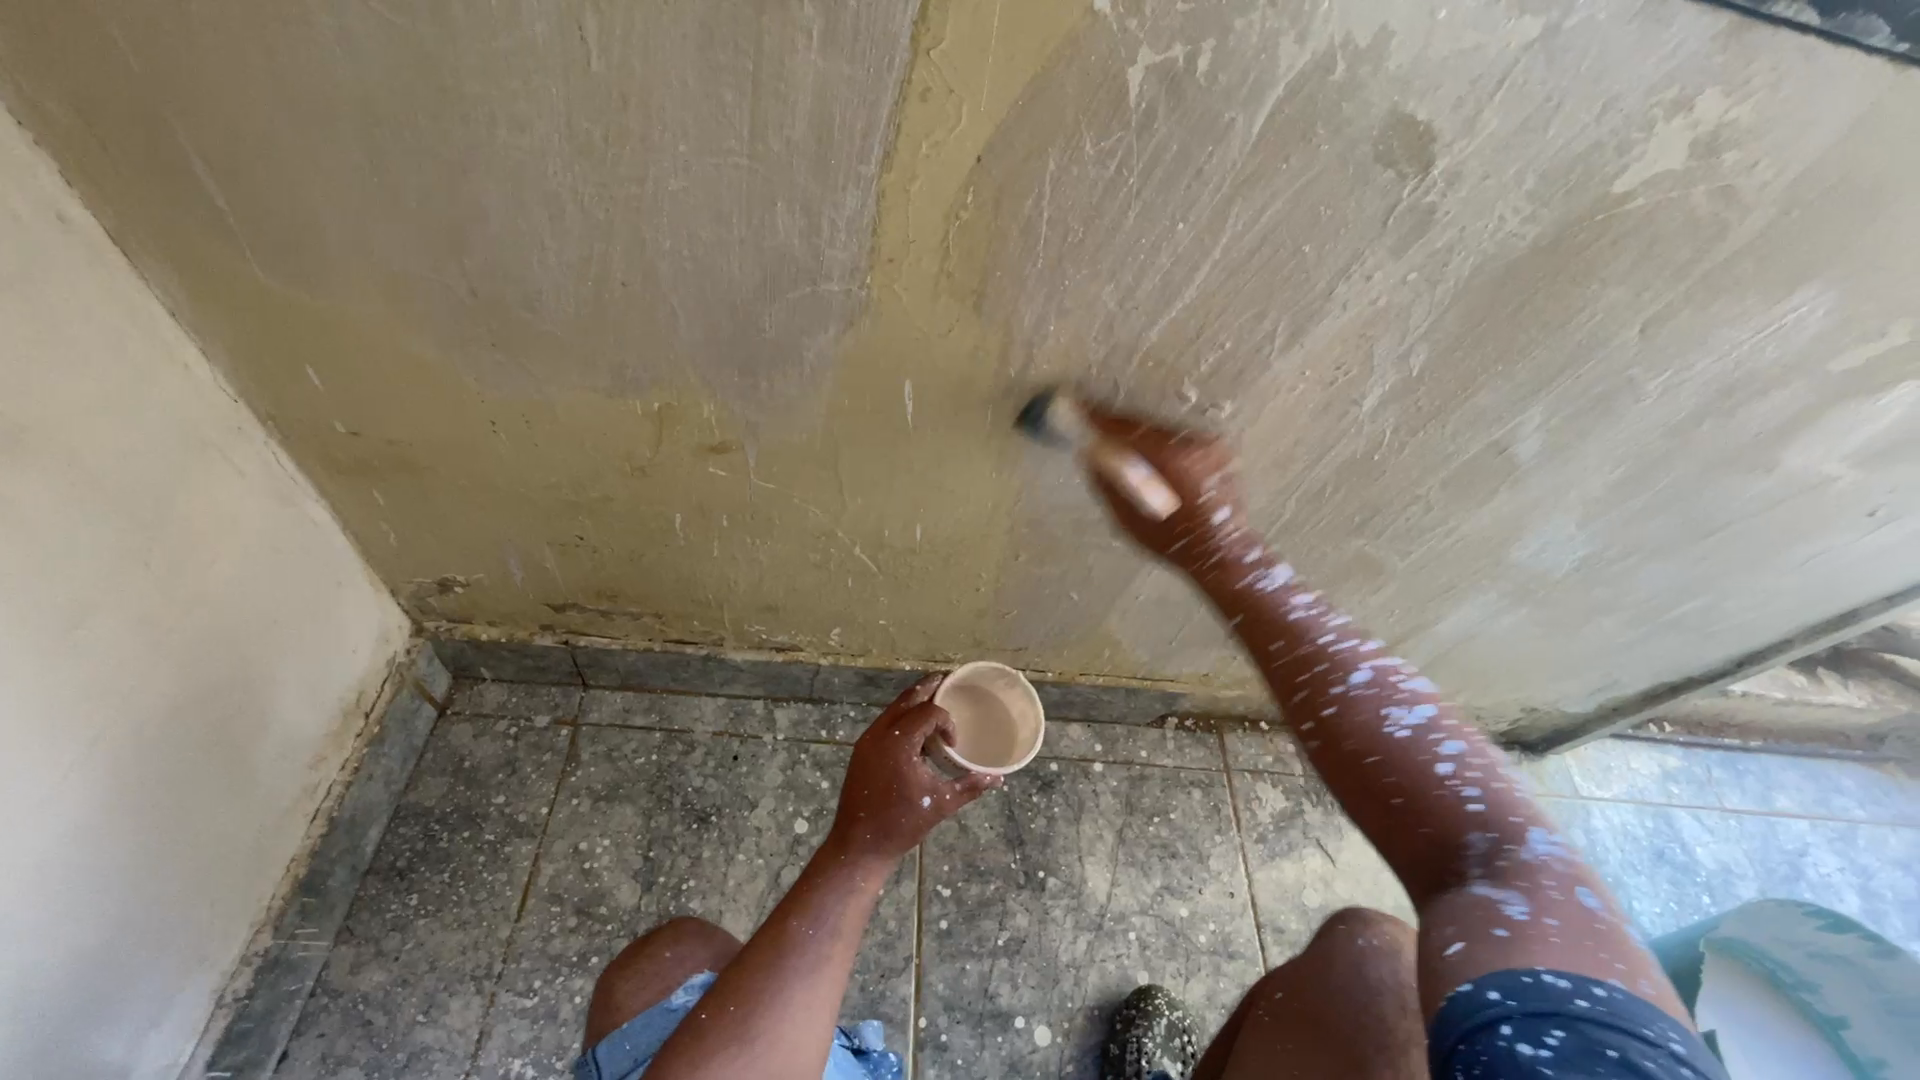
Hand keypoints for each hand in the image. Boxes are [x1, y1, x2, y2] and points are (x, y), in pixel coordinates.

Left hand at [827, 675, 1001, 862]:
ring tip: (933, 700)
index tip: (955, 743)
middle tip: (947, 679)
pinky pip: (885, 725)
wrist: (858, 846)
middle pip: (906, 699)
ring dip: (914, 703)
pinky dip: (902, 720)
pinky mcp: (862, 753)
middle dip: (928, 688)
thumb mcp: (941, 804)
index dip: (946, 721)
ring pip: (893, 710)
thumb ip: (970, 786)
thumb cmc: (900, 824)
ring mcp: (867, 742)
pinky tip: (915, 732)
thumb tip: (997, 777)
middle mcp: (879, 735)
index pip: (927, 712)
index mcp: (898, 743)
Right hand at [1083, 404, 1260, 578]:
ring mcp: (1210, 445)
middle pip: (1147, 424)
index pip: (1127, 428)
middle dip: (1120, 425)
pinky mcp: (1219, 451)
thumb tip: (1089, 454)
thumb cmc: (1172, 543)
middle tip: (1096, 423)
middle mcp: (1194, 444)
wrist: (1223, 554)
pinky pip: (1180, 439)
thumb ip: (1108, 482)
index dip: (1100, 417)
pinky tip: (1150, 454)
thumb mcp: (1128, 519)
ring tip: (1121, 441)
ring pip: (1164, 430)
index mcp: (1171, 458)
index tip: (1079, 406)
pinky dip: (1161, 443)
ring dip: (1141, 435)